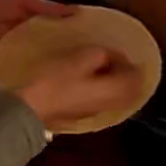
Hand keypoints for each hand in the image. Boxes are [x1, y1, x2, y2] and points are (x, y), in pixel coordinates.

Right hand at [15, 47, 144, 128]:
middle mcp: (110, 105)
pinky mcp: (81, 116)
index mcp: (115, 90)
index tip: (112, 50)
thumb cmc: (54, 81)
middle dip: (126, 74)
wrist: (29, 108)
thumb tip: (105, 57)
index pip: (135, 75)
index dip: (126, 59)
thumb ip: (99, 54)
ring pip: (116, 98)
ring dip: (114, 83)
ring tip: (100, 70)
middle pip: (131, 91)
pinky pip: (101, 102)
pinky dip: (102, 91)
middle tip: (114, 60)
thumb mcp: (79, 58)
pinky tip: (87, 83)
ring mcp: (95, 112)